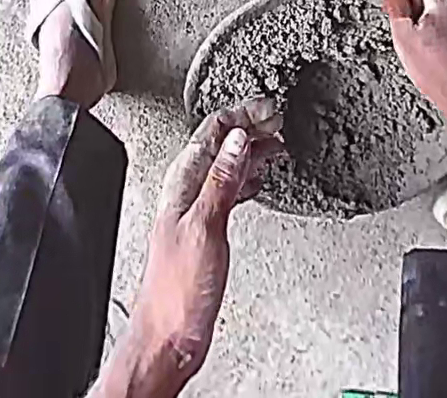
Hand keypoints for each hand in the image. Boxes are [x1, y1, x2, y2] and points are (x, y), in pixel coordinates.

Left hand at [93, 99, 282, 397]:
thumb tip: (238, 139)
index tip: (269, 110)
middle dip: (250, 125)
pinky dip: (249, 174)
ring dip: (252, 147)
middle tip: (278, 120)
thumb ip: (221, 180)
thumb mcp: (205, 227)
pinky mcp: (209, 225)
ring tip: (276, 140)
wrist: (168, 336)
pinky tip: (260, 175)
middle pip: (222, 141)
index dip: (242, 113)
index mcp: (184, 179)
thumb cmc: (178, 289)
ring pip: (228, 161)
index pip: (213, 129)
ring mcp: (199, 206)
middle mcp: (190, 187)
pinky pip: (231, 185)